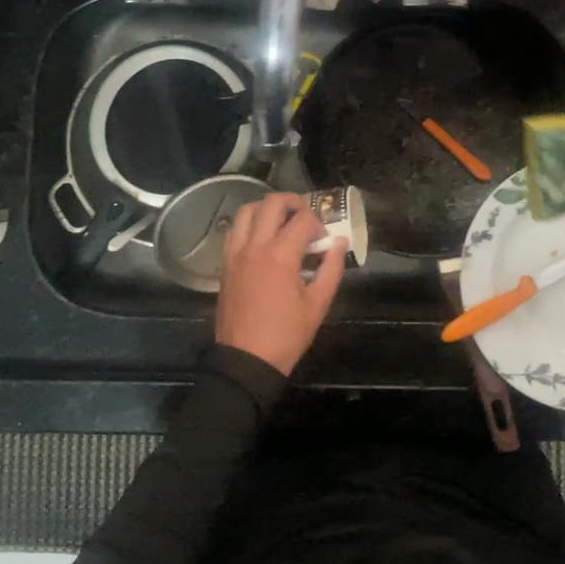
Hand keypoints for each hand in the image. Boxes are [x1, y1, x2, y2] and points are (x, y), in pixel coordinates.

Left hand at [215, 193, 346, 375]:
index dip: (318, 224)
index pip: (302, 220)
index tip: (324, 241)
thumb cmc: (286, 335)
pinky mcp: (225, 263)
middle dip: (293, 203)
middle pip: (271, 203)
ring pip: (247, 210)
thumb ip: (331, 269)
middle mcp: (255, 246)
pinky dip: (249, 224)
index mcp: (281, 256)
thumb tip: (339, 243)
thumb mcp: (318, 304)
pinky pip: (234, 230)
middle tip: (305, 218)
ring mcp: (235, 253)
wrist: (246, 361)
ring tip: (282, 223)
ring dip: (267, 209)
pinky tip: (262, 239)